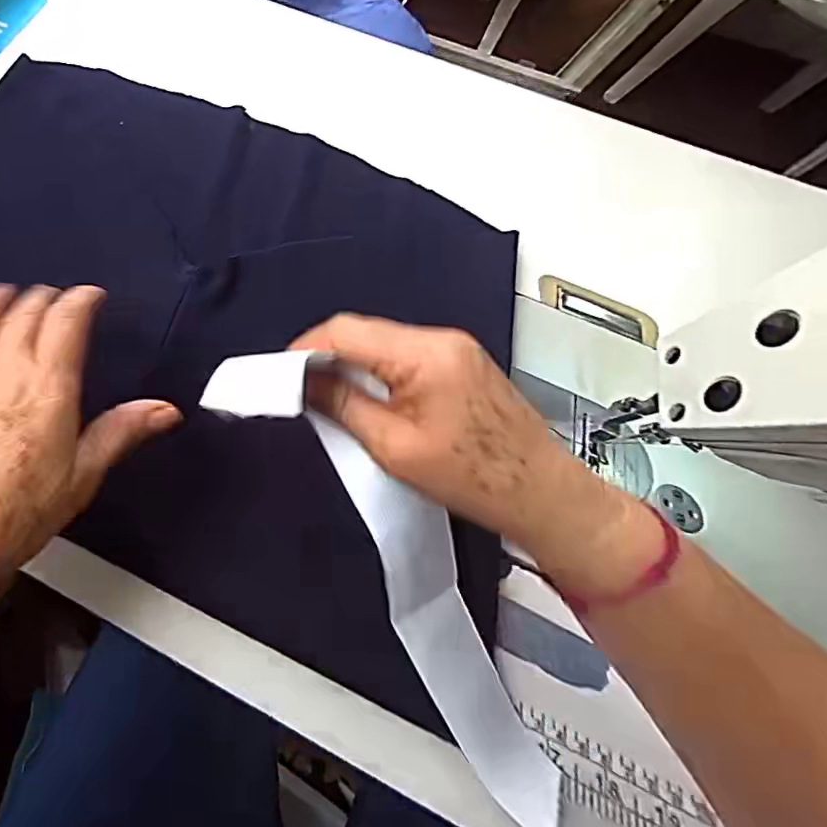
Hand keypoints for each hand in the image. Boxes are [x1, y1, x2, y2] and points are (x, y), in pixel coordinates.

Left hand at [0, 284, 180, 661]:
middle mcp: (2, 374)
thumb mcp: (81, 476)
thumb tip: (160, 411)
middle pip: (21, 314)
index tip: (89, 295)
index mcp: (46, 387)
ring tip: (3, 293)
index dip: (80, 300)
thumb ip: (119, 433)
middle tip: (52, 295)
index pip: (65, 322)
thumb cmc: (12, 512)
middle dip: (40, 297)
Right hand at [291, 313, 657, 593]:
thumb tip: (300, 381)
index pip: (343, 331)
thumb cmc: (479, 479)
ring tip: (325, 395)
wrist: (546, 497)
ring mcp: (452, 348)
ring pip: (374, 339)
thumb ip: (339, 403)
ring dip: (344, 362)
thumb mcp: (391, 445)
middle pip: (358, 330)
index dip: (302, 350)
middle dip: (320, 355)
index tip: (279, 374)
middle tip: (295, 387)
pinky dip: (368, 367)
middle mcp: (442, 340)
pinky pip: (395, 351)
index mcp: (427, 355)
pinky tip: (359, 394)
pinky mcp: (455, 360)